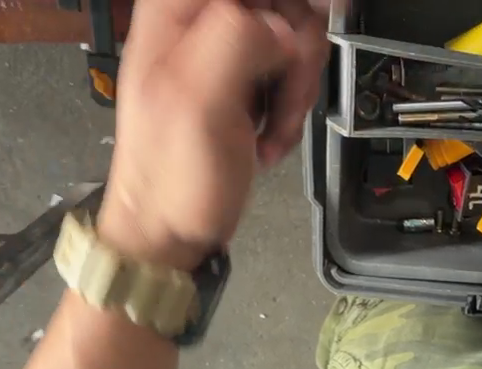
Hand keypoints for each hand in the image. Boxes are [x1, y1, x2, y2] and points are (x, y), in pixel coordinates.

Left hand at [96, 0, 329, 270]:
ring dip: (296, 92)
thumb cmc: (173, 177)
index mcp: (177, 5)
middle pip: (282, 4)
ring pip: (293, 39)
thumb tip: (282, 28)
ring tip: (273, 133)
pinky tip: (269, 142)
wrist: (169, 232)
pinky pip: (289, 77)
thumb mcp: (199, 100)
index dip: (290, 7)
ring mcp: (224, 52)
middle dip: (298, 54)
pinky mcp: (243, 85)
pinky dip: (289, 114)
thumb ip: (238, 38)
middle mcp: (202, 18)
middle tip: (288, 98)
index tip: (312, 36)